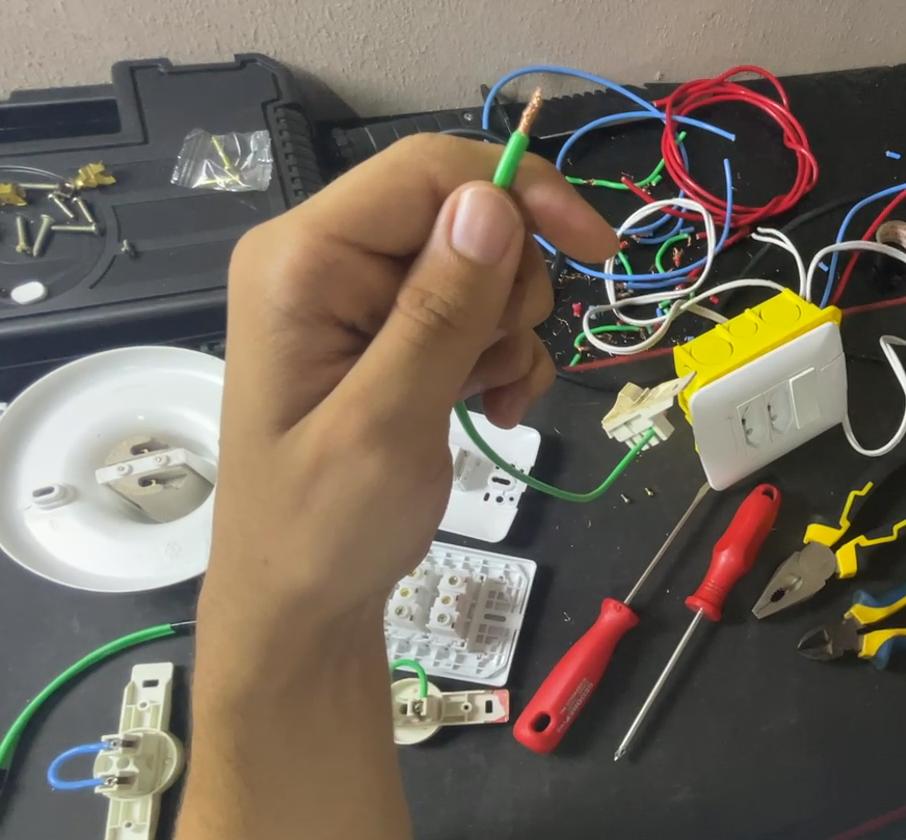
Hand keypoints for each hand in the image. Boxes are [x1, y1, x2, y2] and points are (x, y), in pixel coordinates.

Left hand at [205, 135, 616, 624]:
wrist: (309, 598)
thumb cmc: (326, 525)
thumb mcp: (386, 422)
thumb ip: (438, 312)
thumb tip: (494, 205)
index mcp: (306, 260)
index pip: (427, 174)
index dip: (521, 194)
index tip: (599, 250)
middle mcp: (335, 264)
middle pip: (468, 221)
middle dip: (508, 293)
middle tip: (492, 368)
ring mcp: (369, 305)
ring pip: (488, 275)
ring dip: (510, 340)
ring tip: (485, 402)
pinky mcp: (402, 342)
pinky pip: (484, 323)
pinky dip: (505, 365)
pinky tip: (492, 411)